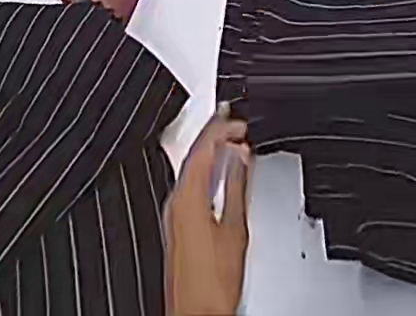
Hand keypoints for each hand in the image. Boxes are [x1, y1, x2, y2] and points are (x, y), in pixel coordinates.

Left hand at [165, 108, 251, 315]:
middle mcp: (176, 199)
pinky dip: (207, 170)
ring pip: (192, 167)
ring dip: (212, 151)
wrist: (197, 315)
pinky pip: (191, 184)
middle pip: (195, 153)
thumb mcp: (235, 229)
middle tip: (236, 123)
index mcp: (188, 194)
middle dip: (216, 134)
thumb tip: (241, 156)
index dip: (222, 127)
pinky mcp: (178, 223)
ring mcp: (174, 212)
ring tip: (231, 139)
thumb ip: (238, 186)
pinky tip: (220, 171)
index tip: (238, 120)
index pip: (203, 145)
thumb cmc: (214, 283)